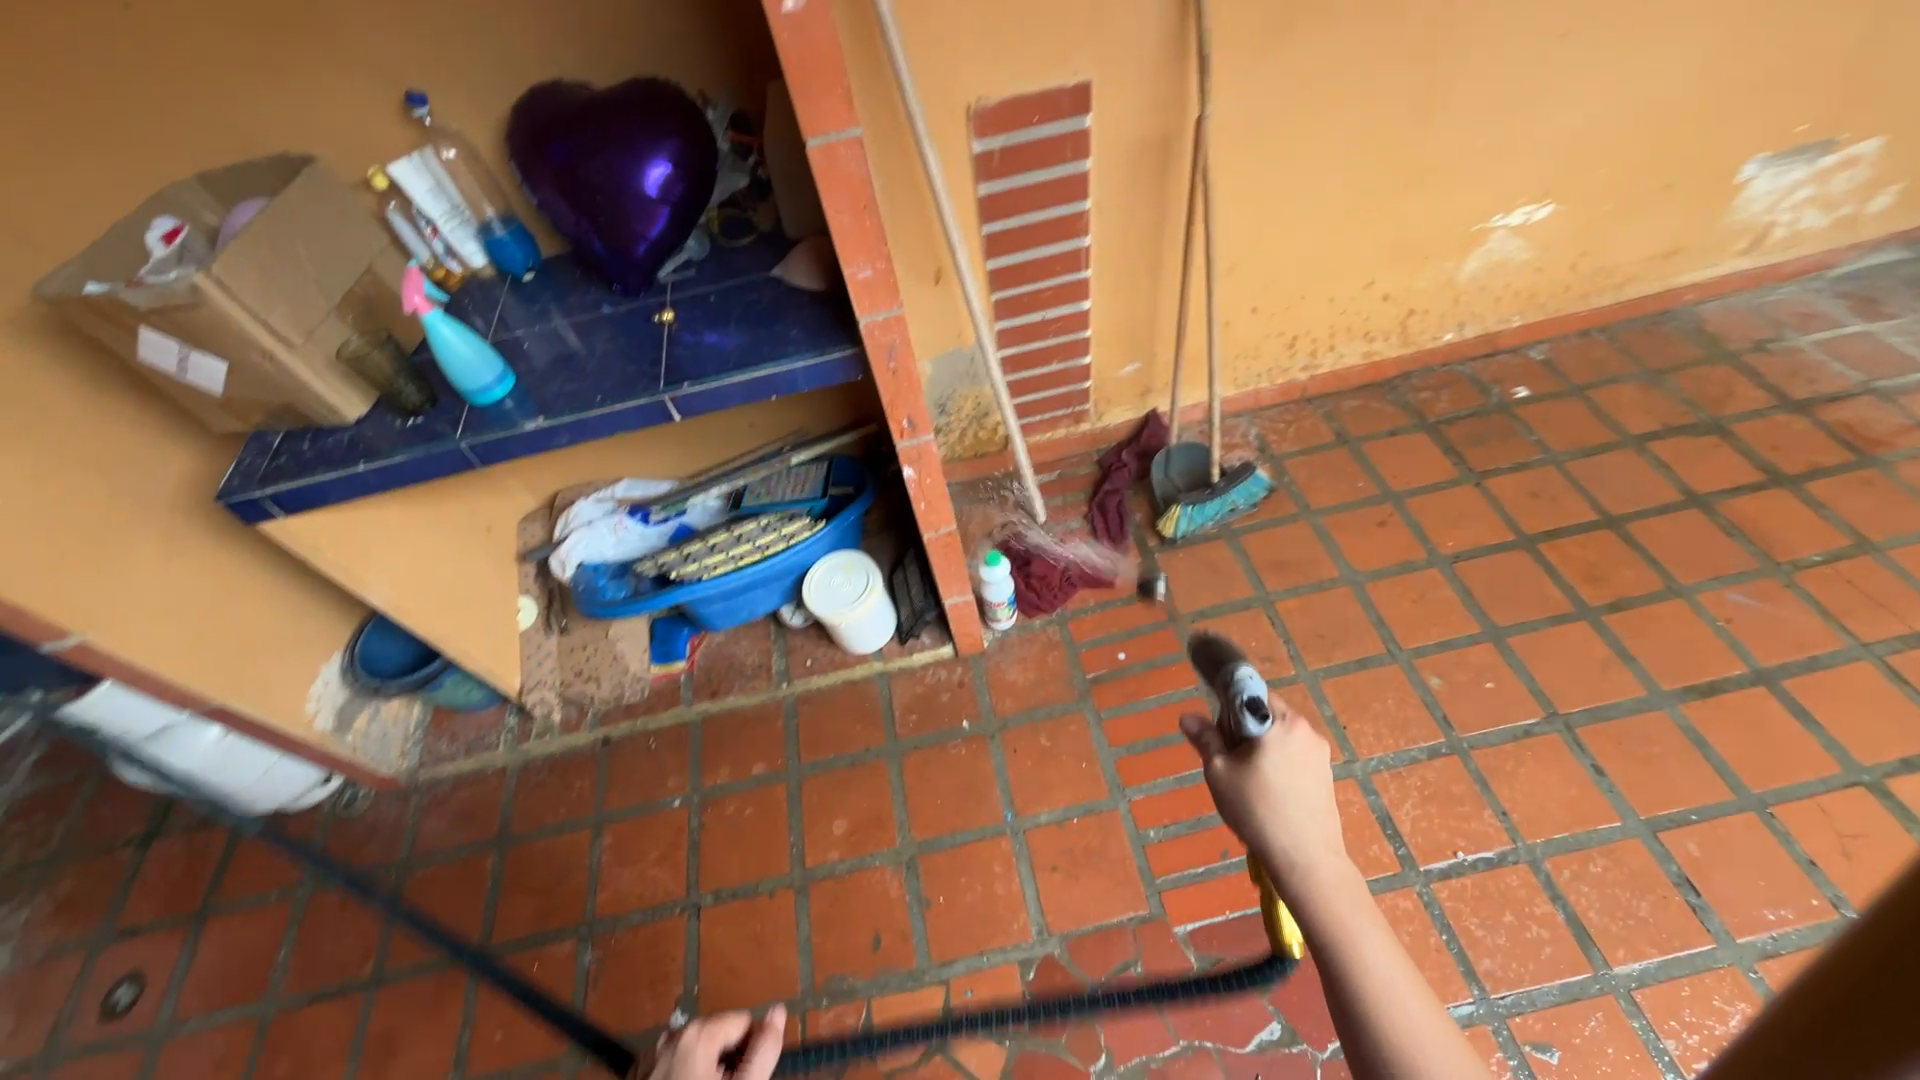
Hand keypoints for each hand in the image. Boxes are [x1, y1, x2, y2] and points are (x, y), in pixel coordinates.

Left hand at [642, 1005, 785, 1079]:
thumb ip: (764, 1050)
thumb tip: (778, 1011)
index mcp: (698, 1035)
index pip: (744, 1023)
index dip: (753, 1049)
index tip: (748, 1077)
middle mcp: (672, 1037)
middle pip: (719, 1036)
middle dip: (730, 1060)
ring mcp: (653, 1058)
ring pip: (697, 1052)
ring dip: (709, 1070)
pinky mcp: (641, 1077)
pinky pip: (675, 1066)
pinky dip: (686, 1077)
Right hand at [1179, 707, 1350, 894]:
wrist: (1305, 858)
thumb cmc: (1256, 810)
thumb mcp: (1220, 773)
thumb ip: (1205, 739)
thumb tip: (1186, 716)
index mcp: (1280, 721)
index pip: (1251, 692)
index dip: (1230, 706)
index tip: (1219, 731)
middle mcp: (1305, 729)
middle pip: (1268, 713)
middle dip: (1245, 729)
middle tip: (1229, 760)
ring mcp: (1319, 753)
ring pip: (1282, 735)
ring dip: (1263, 746)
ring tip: (1247, 780)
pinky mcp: (1326, 774)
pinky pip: (1295, 755)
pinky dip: (1279, 763)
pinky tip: (1269, 792)